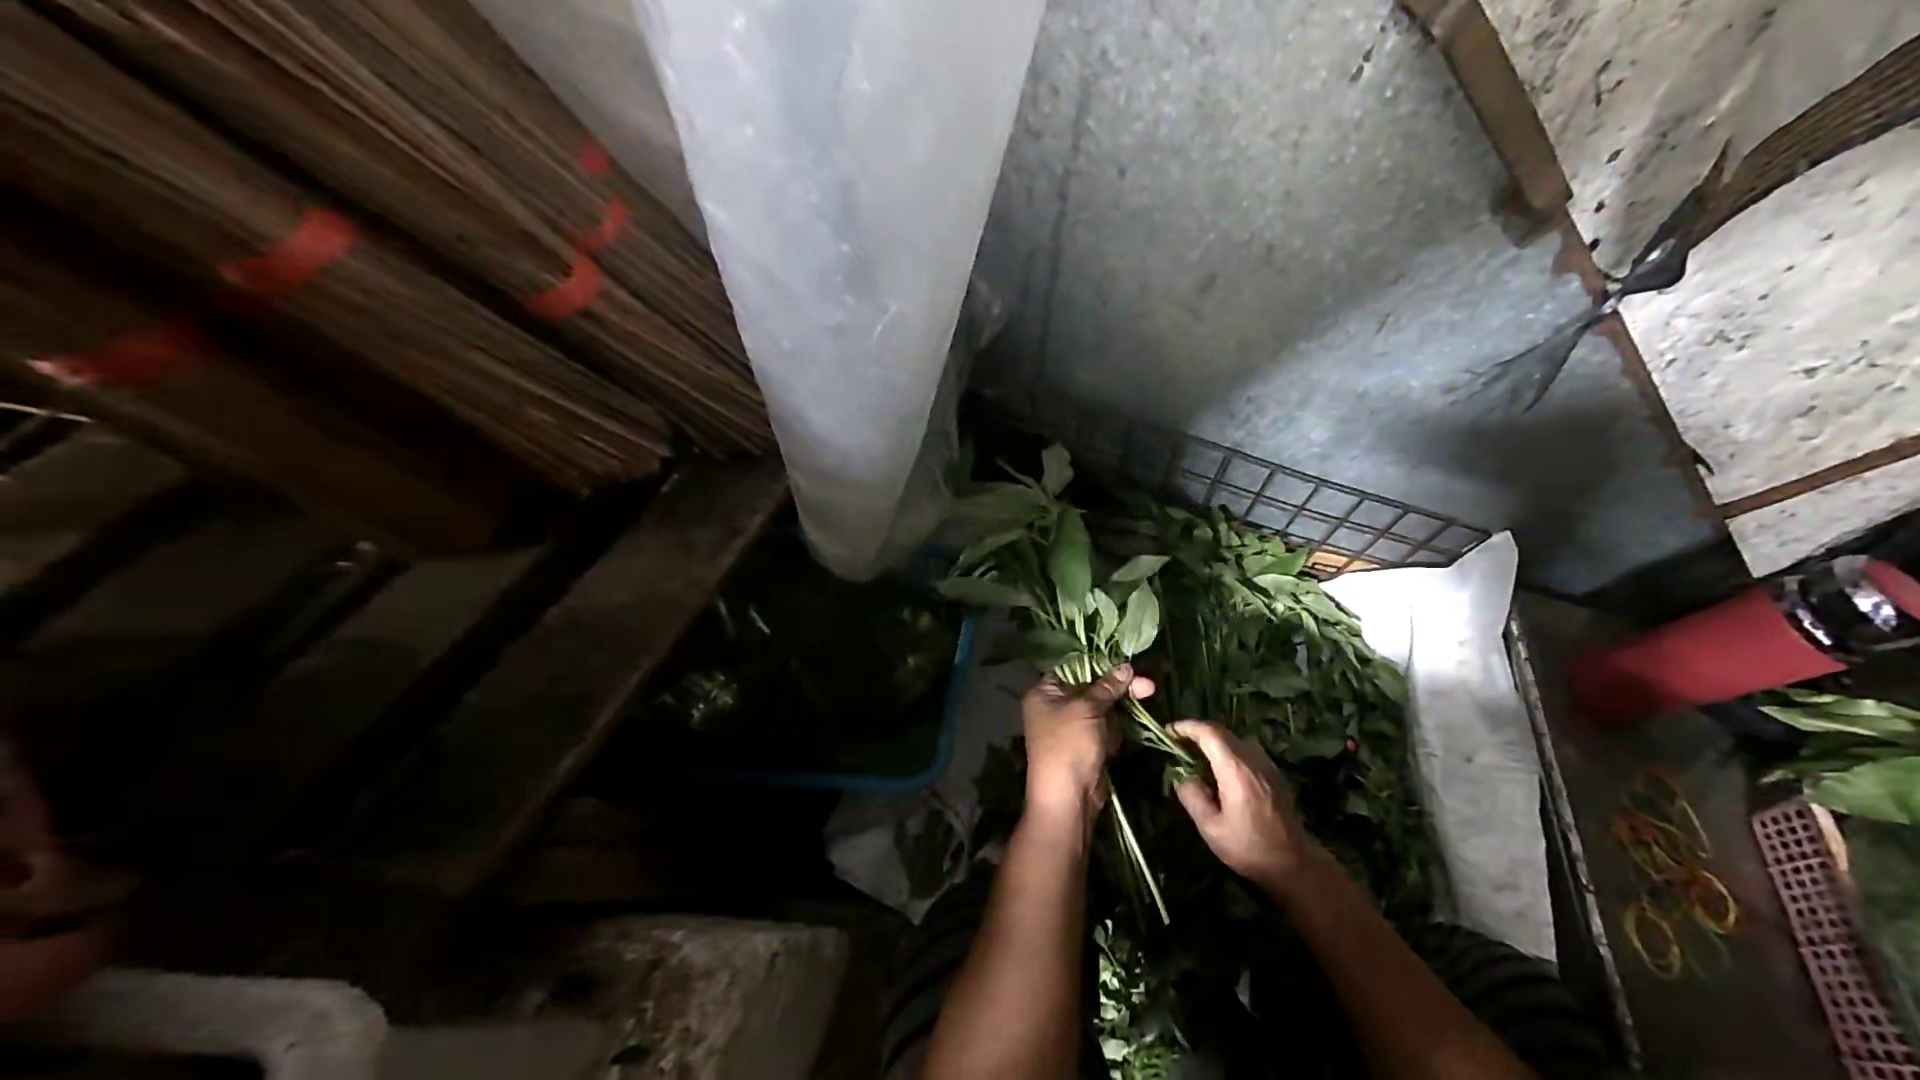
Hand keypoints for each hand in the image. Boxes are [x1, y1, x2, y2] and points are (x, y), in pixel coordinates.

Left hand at [1020, 664, 1153, 820]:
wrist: (1069, 796)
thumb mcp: (1087, 708)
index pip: (1074, 668)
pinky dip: (1115, 729)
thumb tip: (1125, 667)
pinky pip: (1105, 727)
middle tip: (1147, 686)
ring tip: (1141, 707)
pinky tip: (1122, 733)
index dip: (1100, 665)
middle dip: (1118, 689)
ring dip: (1120, 710)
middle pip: (1091, 688)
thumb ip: (1107, 686)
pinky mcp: (1086, 743)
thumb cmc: (1069, 744)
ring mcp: (1071, 726)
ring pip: (1102, 708)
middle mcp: (1055, 706)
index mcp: (1044, 692)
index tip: (1126, 663)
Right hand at [1172, 720, 1319, 895]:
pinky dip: (1228, 751)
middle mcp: (1253, 760)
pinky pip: (1247, 751)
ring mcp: (1267, 765)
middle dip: (1197, 732)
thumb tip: (1182, 776)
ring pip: (1235, 740)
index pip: (1209, 733)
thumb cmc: (1250, 848)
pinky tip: (1221, 771)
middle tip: (1177, 744)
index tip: (1168, 731)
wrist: (1296, 864)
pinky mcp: (1274, 774)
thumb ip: (1192, 797)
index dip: (1186, 727)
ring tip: (1196, 757)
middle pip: (1222, 732)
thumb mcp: (1211, 828)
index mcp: (1236, 770)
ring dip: (1213, 741)